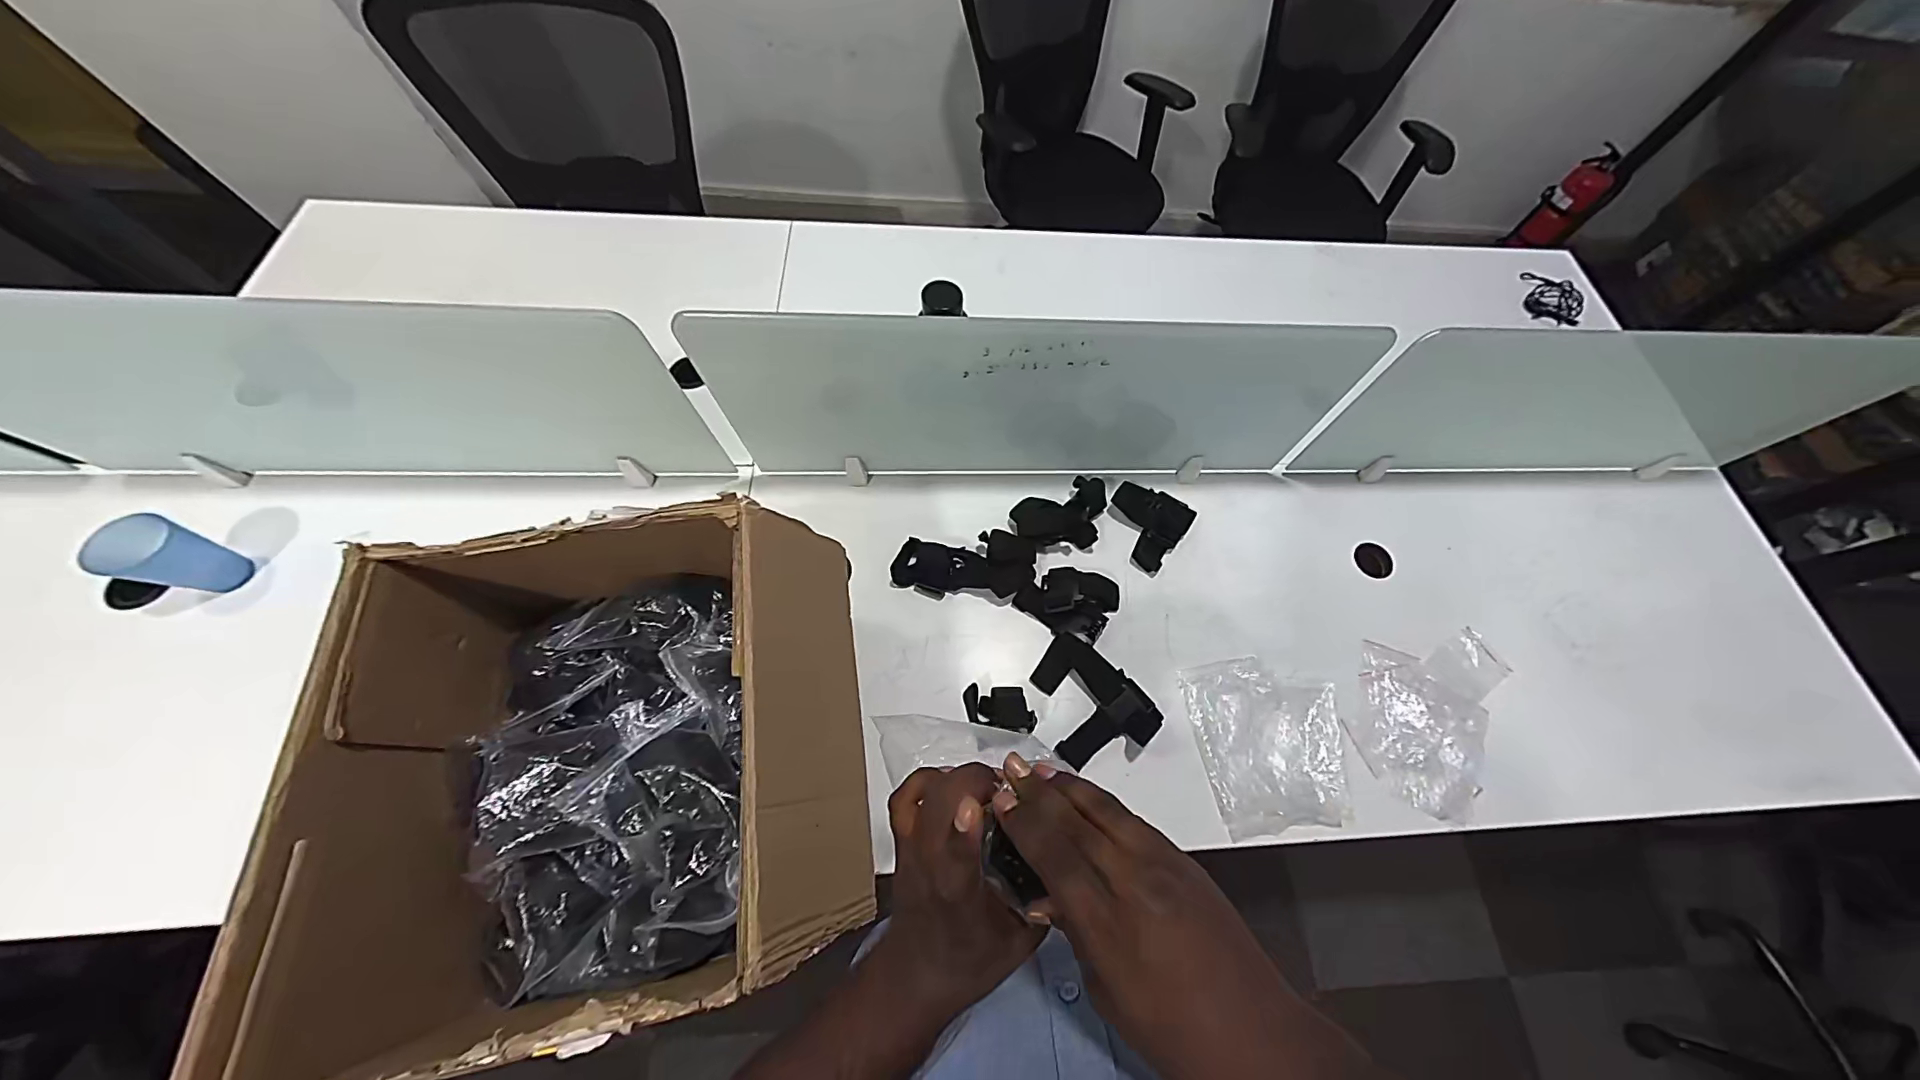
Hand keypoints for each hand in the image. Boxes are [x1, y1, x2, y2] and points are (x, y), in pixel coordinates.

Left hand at [872, 764, 1045, 1020]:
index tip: (992, 802)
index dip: (969, 826)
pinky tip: (949, 781)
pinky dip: (926, 780)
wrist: (915, 976)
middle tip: (1006, 789)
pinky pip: (904, 797)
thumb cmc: (966, 961)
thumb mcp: (1019, 940)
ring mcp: (912, 847)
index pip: (957, 857)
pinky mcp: (902, 840)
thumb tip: (1068, 862)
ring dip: (956, 777)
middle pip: (942, 804)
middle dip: (978, 782)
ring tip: (983, 783)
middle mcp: (930, 864)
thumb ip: (1043, 899)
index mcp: (958, 894)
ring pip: (925, 793)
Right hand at [992, 755, 1377, 1079]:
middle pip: (1077, 823)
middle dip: (1039, 792)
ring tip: (1042, 770)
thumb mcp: (1109, 993)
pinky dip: (1103, 802)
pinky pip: (1134, 820)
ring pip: (1107, 811)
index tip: (1001, 799)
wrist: (1258, 1035)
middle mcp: (1138, 885)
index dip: (1024, 823)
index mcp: (1111, 926)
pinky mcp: (1185, 862)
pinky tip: (1087, 796)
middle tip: (1013, 767)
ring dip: (1070, 787)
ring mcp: (1166, 867)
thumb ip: (1075, 934)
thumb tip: (1047, 896)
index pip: (1055, 857)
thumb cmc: (1177, 1031)